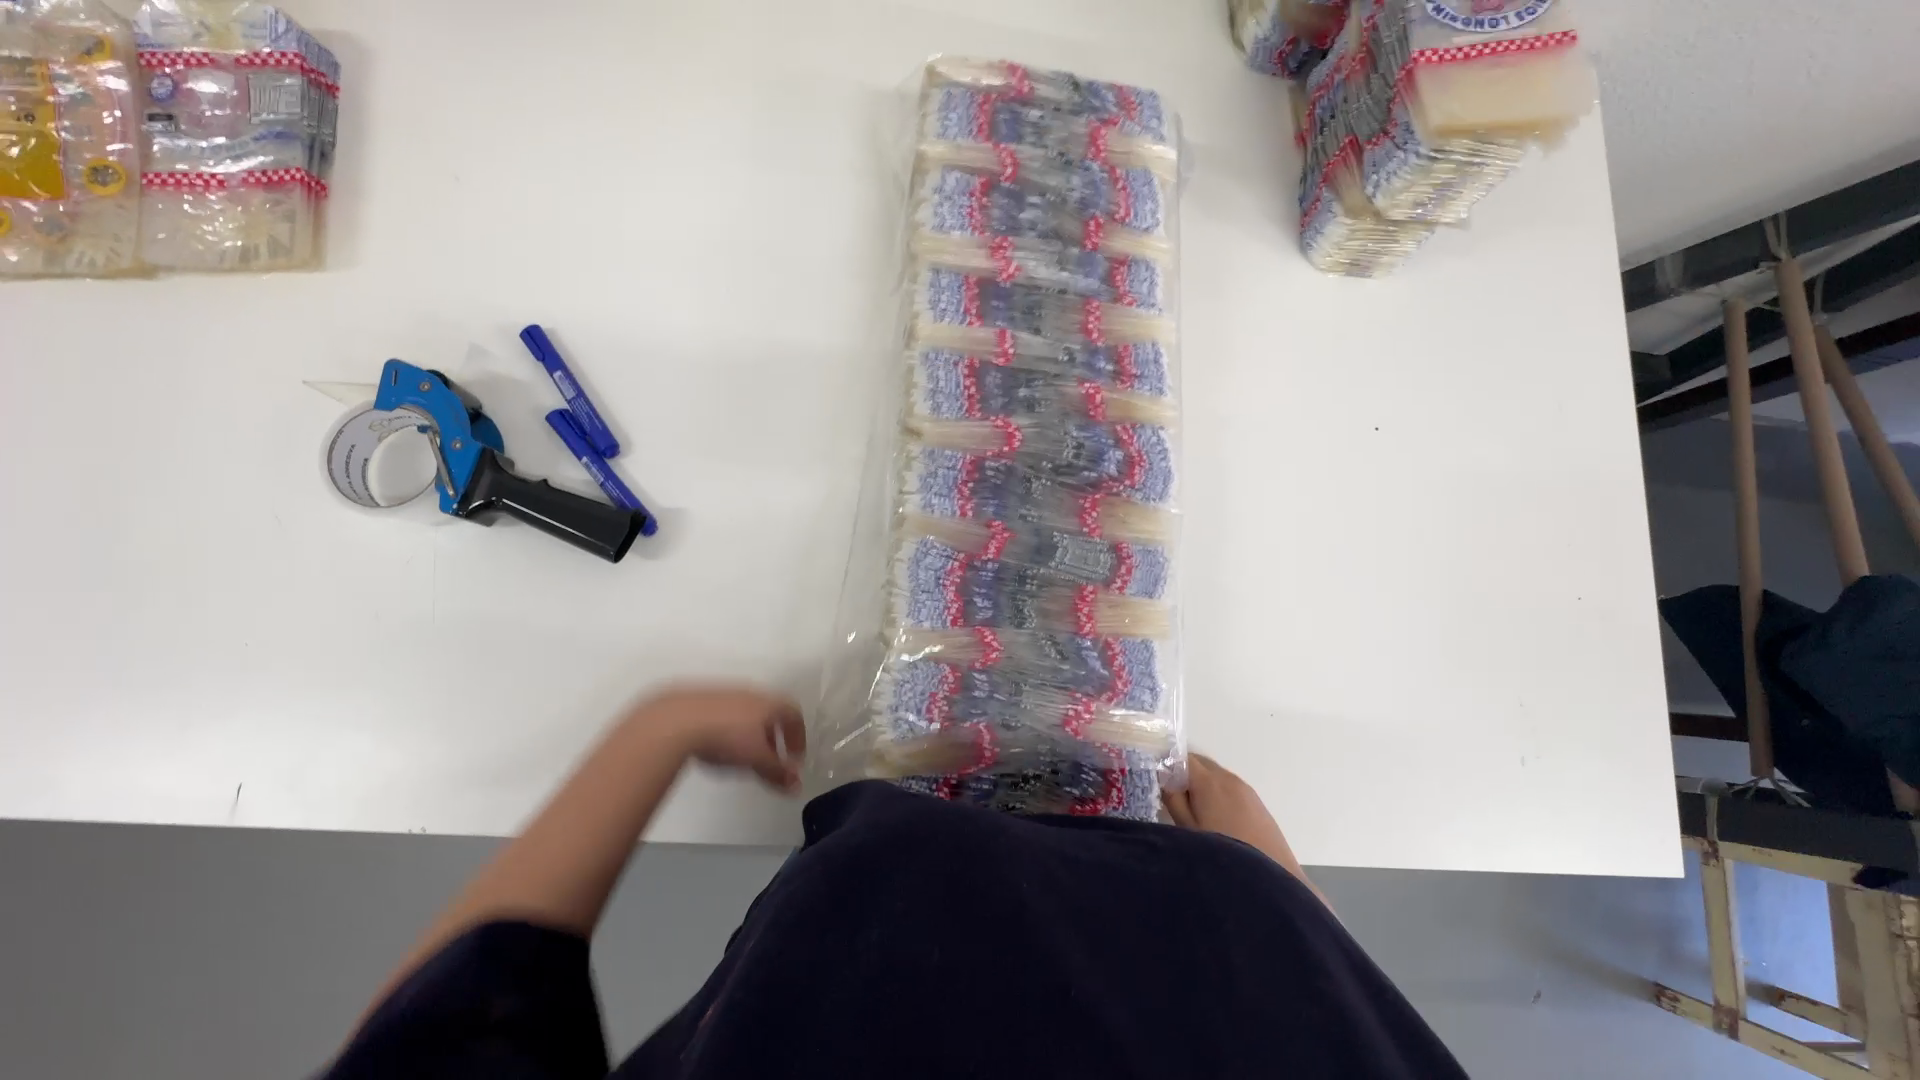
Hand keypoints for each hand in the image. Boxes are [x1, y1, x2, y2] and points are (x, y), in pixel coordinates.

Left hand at [629, 685, 807, 792]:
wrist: (676, 720)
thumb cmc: (727, 738)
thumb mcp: (757, 760)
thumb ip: (778, 772)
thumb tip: (797, 785)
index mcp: (769, 703)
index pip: (794, 715)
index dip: (799, 737)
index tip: (794, 758)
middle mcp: (750, 694)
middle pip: (770, 713)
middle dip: (773, 738)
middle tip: (769, 761)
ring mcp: (725, 694)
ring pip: (746, 714)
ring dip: (750, 734)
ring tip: (740, 757)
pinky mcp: (701, 699)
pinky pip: (724, 715)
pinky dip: (729, 730)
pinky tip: (715, 746)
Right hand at [1164, 754, 1308, 885]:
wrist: (1271, 873)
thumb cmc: (1222, 850)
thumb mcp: (1187, 829)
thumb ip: (1173, 799)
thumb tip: (1164, 777)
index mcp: (1208, 781)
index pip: (1182, 758)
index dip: (1168, 766)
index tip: (1159, 782)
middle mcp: (1228, 778)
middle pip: (1200, 764)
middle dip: (1184, 774)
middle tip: (1174, 798)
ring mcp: (1246, 789)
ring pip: (1216, 777)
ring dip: (1203, 786)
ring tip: (1196, 813)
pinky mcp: (1257, 802)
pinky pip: (1231, 788)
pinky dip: (1219, 795)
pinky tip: (1218, 819)